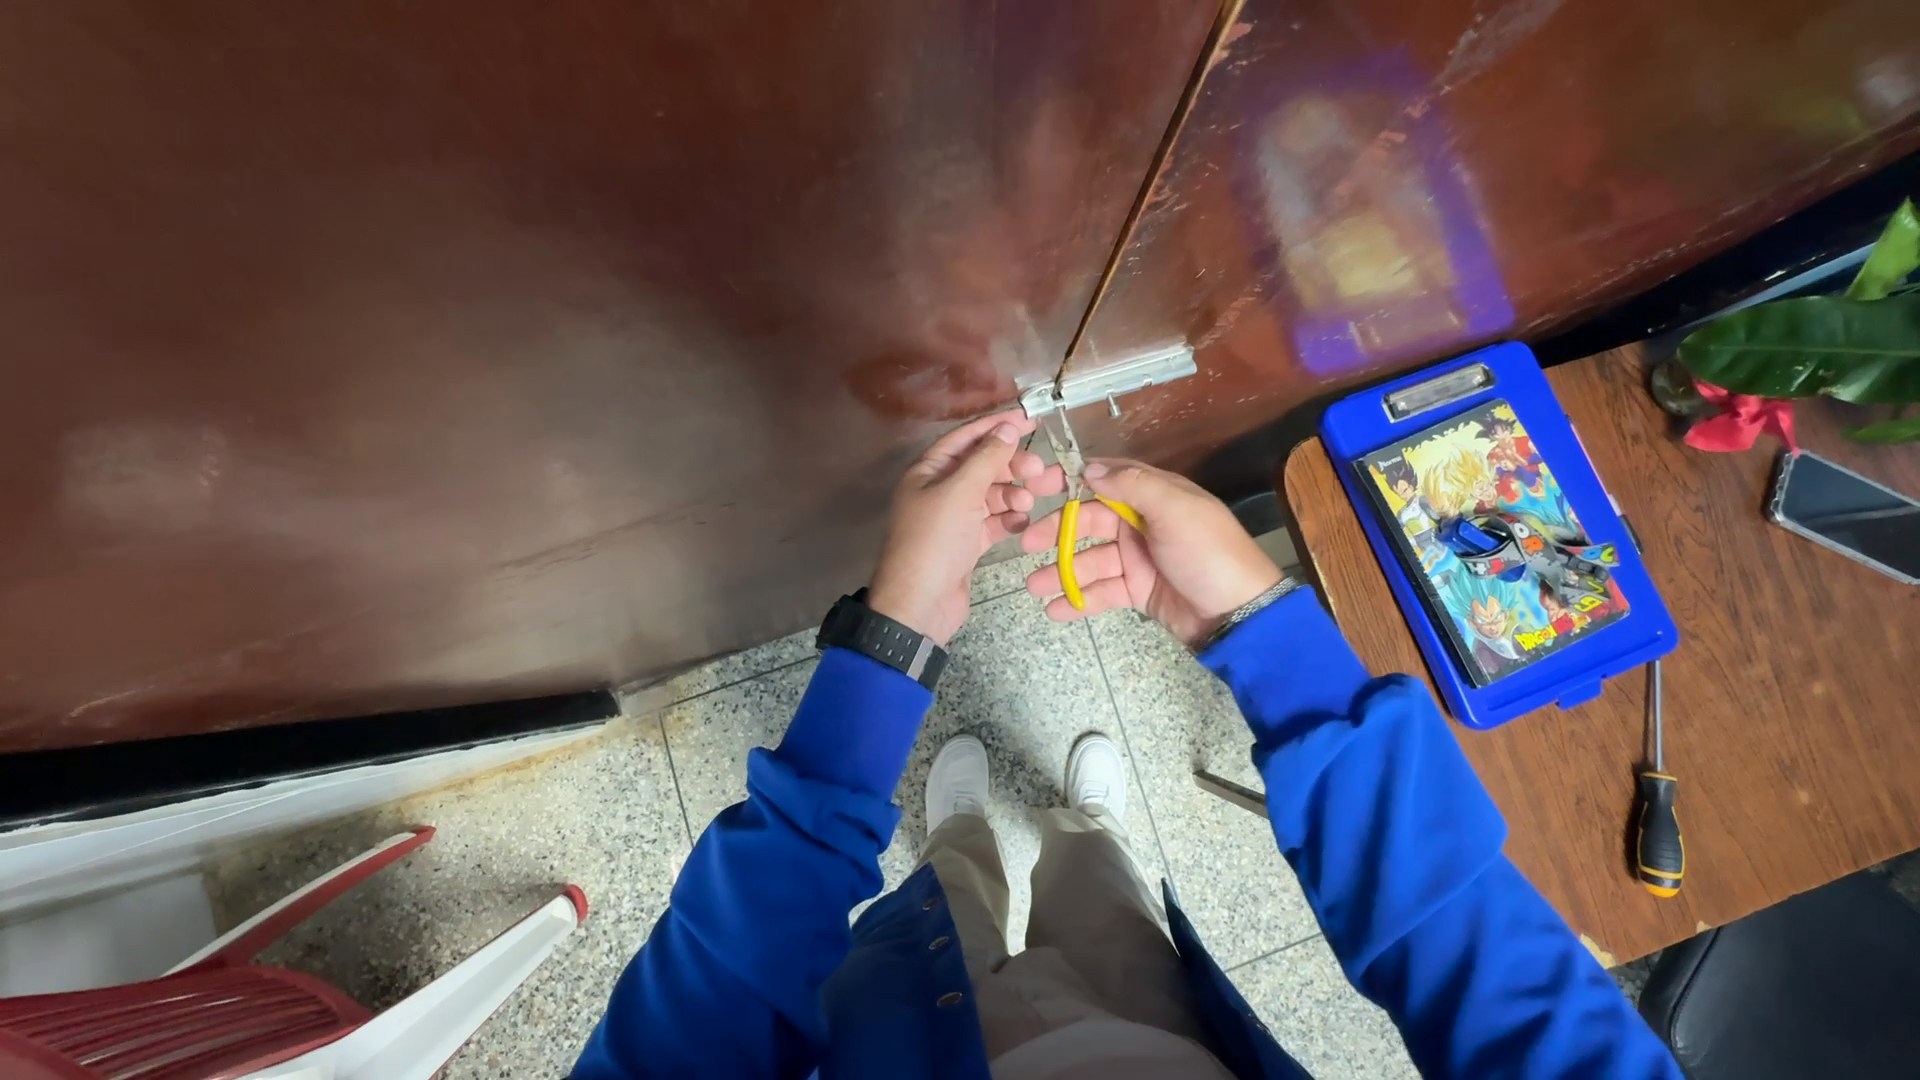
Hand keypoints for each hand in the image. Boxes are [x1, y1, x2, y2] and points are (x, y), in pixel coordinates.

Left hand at [868, 409, 1044, 644]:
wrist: (920, 604)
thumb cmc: (935, 542)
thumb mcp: (960, 493)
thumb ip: (986, 459)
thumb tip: (1008, 428)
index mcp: (928, 471)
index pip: (966, 438)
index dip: (996, 427)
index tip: (1029, 419)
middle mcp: (939, 490)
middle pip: (982, 467)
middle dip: (1012, 466)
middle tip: (1040, 472)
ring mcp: (953, 519)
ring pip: (991, 496)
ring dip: (1014, 494)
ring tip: (1033, 501)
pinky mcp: (966, 544)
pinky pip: (992, 523)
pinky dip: (1009, 521)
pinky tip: (1023, 522)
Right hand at [1021, 457, 1282, 646]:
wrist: (1238, 614)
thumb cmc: (1208, 553)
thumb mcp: (1176, 509)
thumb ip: (1132, 485)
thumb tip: (1089, 467)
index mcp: (1153, 496)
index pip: (1105, 482)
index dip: (1071, 485)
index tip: (1039, 490)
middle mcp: (1142, 524)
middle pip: (1089, 524)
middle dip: (1057, 535)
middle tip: (1026, 547)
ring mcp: (1139, 559)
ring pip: (1090, 561)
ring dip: (1060, 573)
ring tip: (1033, 587)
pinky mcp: (1138, 591)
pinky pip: (1101, 592)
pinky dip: (1078, 601)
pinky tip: (1055, 610)